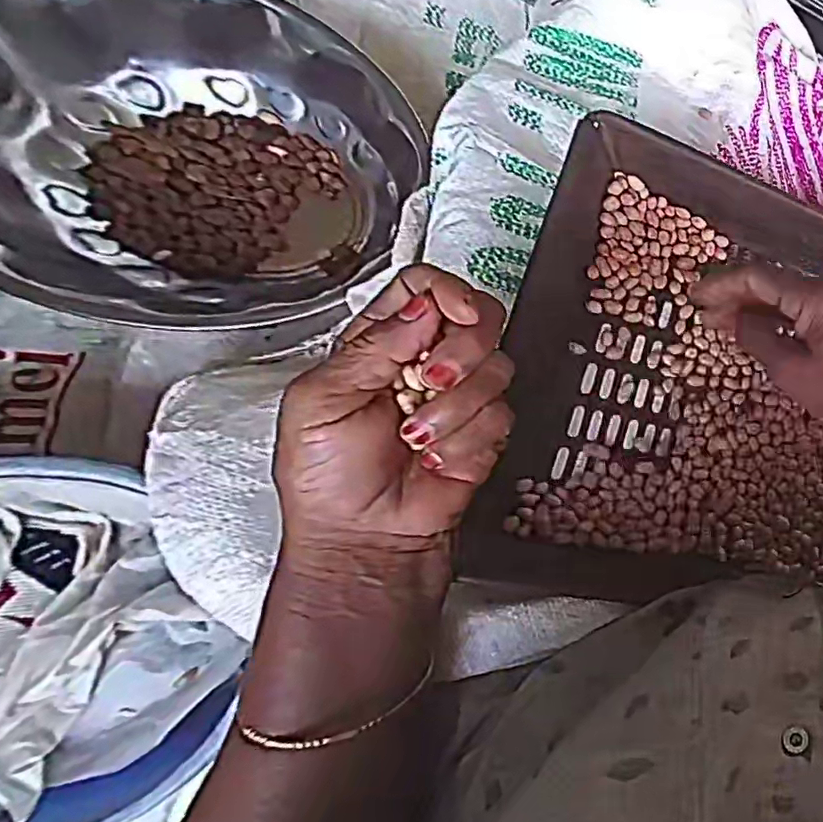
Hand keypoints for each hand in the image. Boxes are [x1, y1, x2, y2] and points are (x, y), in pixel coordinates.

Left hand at [276, 266, 514, 550]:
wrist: (366, 533)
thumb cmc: (328, 475)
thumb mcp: (320, 401)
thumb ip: (370, 349)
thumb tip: (422, 307)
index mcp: (381, 344)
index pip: (424, 289)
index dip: (447, 291)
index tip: (454, 314)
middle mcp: (429, 362)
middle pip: (480, 319)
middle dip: (462, 350)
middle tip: (430, 380)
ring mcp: (465, 395)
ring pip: (497, 369)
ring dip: (456, 408)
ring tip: (418, 437)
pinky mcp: (490, 429)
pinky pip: (502, 415)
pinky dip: (467, 440)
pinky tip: (438, 456)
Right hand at [690, 263, 822, 430]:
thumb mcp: (788, 369)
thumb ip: (755, 338)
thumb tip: (727, 319)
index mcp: (813, 299)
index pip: (758, 278)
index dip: (723, 286)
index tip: (697, 297)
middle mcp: (820, 292)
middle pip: (765, 281)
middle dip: (730, 294)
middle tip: (700, 307)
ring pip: (774, 295)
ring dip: (744, 305)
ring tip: (714, 319)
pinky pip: (787, 308)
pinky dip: (763, 316)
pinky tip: (741, 326)